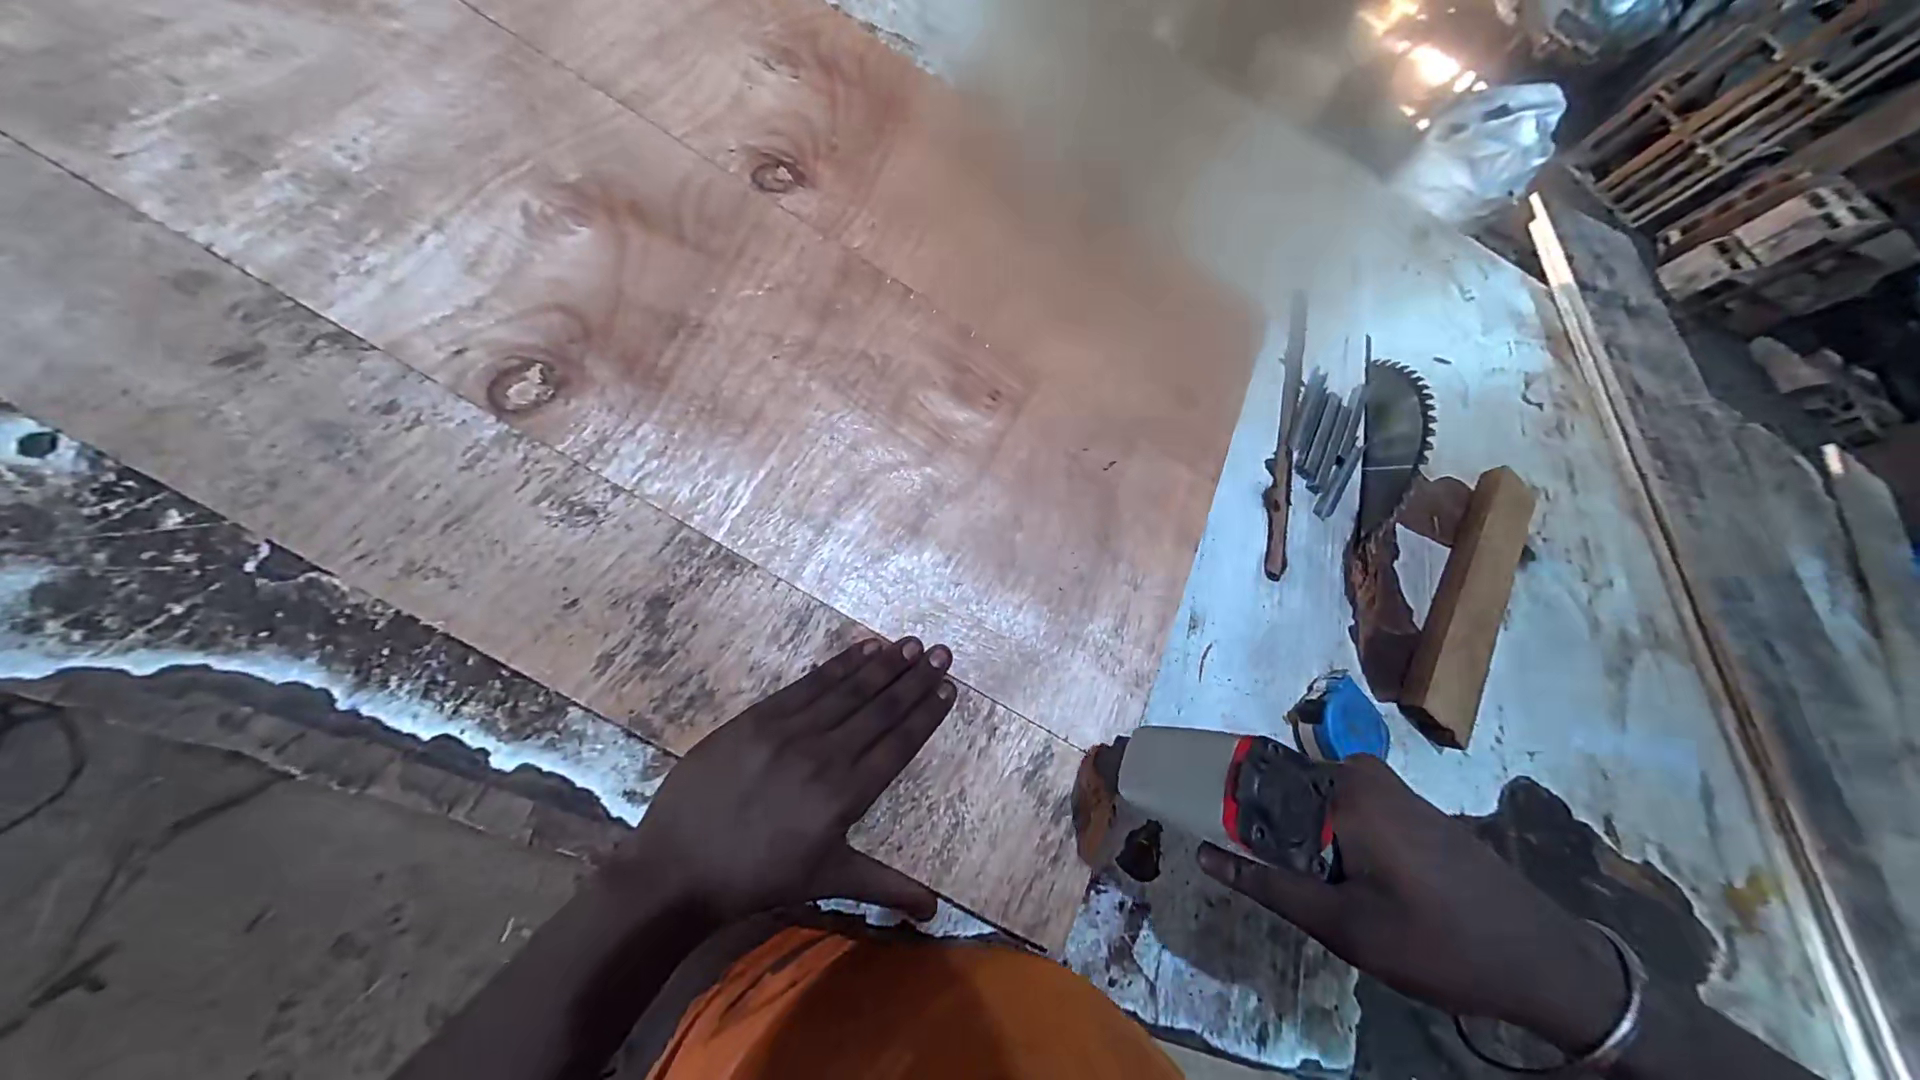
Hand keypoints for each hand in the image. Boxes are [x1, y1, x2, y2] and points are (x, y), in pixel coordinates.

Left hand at [605, 637, 955, 924]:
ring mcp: (790, 732)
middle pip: (880, 710)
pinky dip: (839, 664)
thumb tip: (936, 912)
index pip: (898, 744)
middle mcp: (825, 756)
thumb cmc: (757, 877)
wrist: (677, 867)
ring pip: (848, 691)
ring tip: (910, 643)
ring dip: (884, 665)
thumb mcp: (827, 882)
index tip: (949, 688)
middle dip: (915, 679)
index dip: (926, 714)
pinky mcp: (759, 717)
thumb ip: (886, 887)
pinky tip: (863, 647)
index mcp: (846, 796)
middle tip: (941, 652)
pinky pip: (808, 684)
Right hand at [1197, 754, 1626, 1051]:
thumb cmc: (1438, 941)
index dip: (1239, 815)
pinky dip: (1335, 836)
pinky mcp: (1412, 809)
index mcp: (1346, 789)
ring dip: (1306, 836)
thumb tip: (1204, 854)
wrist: (1549, 967)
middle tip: (1274, 876)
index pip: (1262, 782)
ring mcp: (1394, 789)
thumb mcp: (1344, 924)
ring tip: (1312, 884)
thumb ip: (1268, 883)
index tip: (1227, 846)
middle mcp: (1366, 775)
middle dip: (1274, 828)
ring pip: (1319, 801)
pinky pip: (1351, 809)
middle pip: (1290, 790)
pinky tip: (1352, 881)